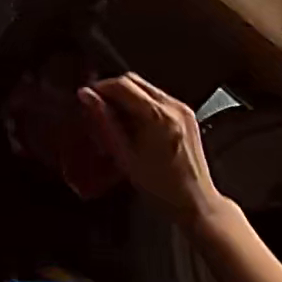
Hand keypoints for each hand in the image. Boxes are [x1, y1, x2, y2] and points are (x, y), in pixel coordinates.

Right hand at [79, 73, 237, 232]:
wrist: (195, 201)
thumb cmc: (160, 186)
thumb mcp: (124, 154)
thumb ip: (104, 121)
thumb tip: (87, 96)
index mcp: (157, 117)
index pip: (122, 84)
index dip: (101, 87)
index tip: (89, 97)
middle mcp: (173, 108)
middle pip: (134, 80)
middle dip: (113, 89)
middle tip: (100, 106)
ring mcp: (183, 109)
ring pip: (145, 86)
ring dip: (127, 96)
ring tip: (117, 118)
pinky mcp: (187, 114)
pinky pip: (157, 97)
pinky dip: (142, 103)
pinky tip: (135, 123)